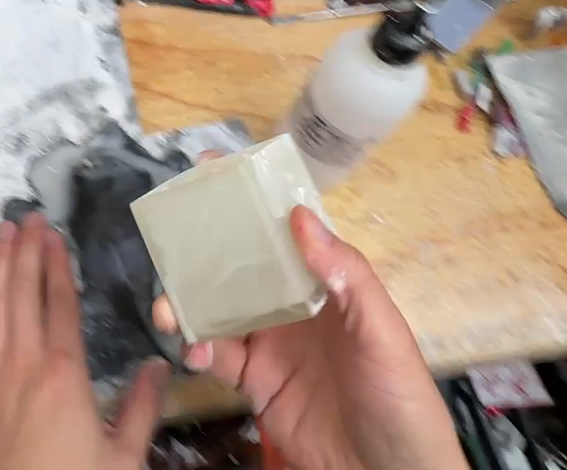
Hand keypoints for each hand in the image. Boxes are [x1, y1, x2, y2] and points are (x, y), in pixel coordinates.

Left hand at [0, 213, 169, 469]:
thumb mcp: (122, 459)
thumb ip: (142, 409)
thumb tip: (160, 366)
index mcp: (65, 373)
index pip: (60, 303)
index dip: (56, 264)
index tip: (54, 233)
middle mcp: (24, 363)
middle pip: (23, 292)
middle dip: (25, 249)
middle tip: (28, 215)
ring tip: (0, 230)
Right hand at [154, 206, 462, 469]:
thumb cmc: (400, 399)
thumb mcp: (384, 334)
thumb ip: (347, 275)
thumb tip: (298, 216)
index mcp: (323, 280)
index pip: (283, 227)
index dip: (249, 198)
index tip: (210, 168)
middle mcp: (290, 302)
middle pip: (239, 262)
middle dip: (201, 249)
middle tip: (169, 241)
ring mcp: (269, 340)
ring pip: (218, 304)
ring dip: (187, 300)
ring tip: (167, 309)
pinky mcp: (254, 380)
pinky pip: (216, 353)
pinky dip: (197, 346)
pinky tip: (193, 351)